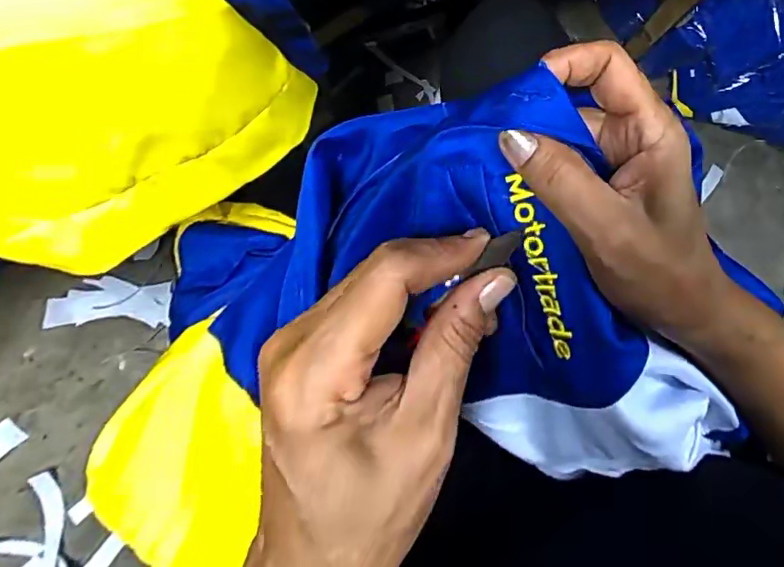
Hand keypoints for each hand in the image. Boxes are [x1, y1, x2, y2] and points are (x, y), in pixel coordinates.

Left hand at [247, 236, 515, 566]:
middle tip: (492, 279)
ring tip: (472, 304)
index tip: (495, 248)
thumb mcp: (427, 427)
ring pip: (372, 276)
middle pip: (378, 270)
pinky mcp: (299, 346)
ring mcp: (288, 341)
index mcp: (313, 368)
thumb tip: (494, 277)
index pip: (386, 275)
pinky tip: (437, 315)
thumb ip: (455, 342)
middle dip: (442, 264)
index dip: (444, 252)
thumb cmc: (372, 506)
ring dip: (428, 279)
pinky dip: (407, 295)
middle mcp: (290, 342)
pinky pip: (362, 295)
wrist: (314, 561)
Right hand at [497, 41, 739, 346]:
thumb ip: (560, 179)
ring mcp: (619, 154)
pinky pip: (566, 157)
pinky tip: (507, 181)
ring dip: (531, 140)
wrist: (684, 310)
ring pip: (567, 128)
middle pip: (581, 94)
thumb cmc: (659, 271)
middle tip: (487, 135)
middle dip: (536, 108)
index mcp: (651, 128)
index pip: (610, 64)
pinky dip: (538, 165)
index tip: (522, 91)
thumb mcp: (607, 228)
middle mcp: (635, 131)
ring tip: (487, 161)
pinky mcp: (605, 177)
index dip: (567, 62)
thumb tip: (509, 134)